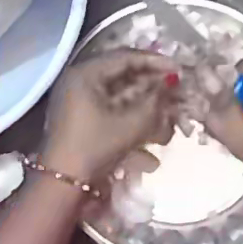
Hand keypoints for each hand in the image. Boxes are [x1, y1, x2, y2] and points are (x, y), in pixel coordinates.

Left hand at [41, 50, 177, 182]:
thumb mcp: (132, 122)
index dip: (155, 62)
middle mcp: (80, 81)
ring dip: (147, 100)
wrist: (63, 186)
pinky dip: (134, 113)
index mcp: (86, 74)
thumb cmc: (96, 147)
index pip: (126, 57)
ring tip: (170, 109)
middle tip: (177, 87)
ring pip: (121, 92)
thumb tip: (173, 80)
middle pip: (124, 74)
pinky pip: (114, 107)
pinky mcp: (84, 117)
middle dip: (153, 83)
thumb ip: (156, 98)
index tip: (179, 69)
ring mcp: (80, 100)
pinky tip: (155, 127)